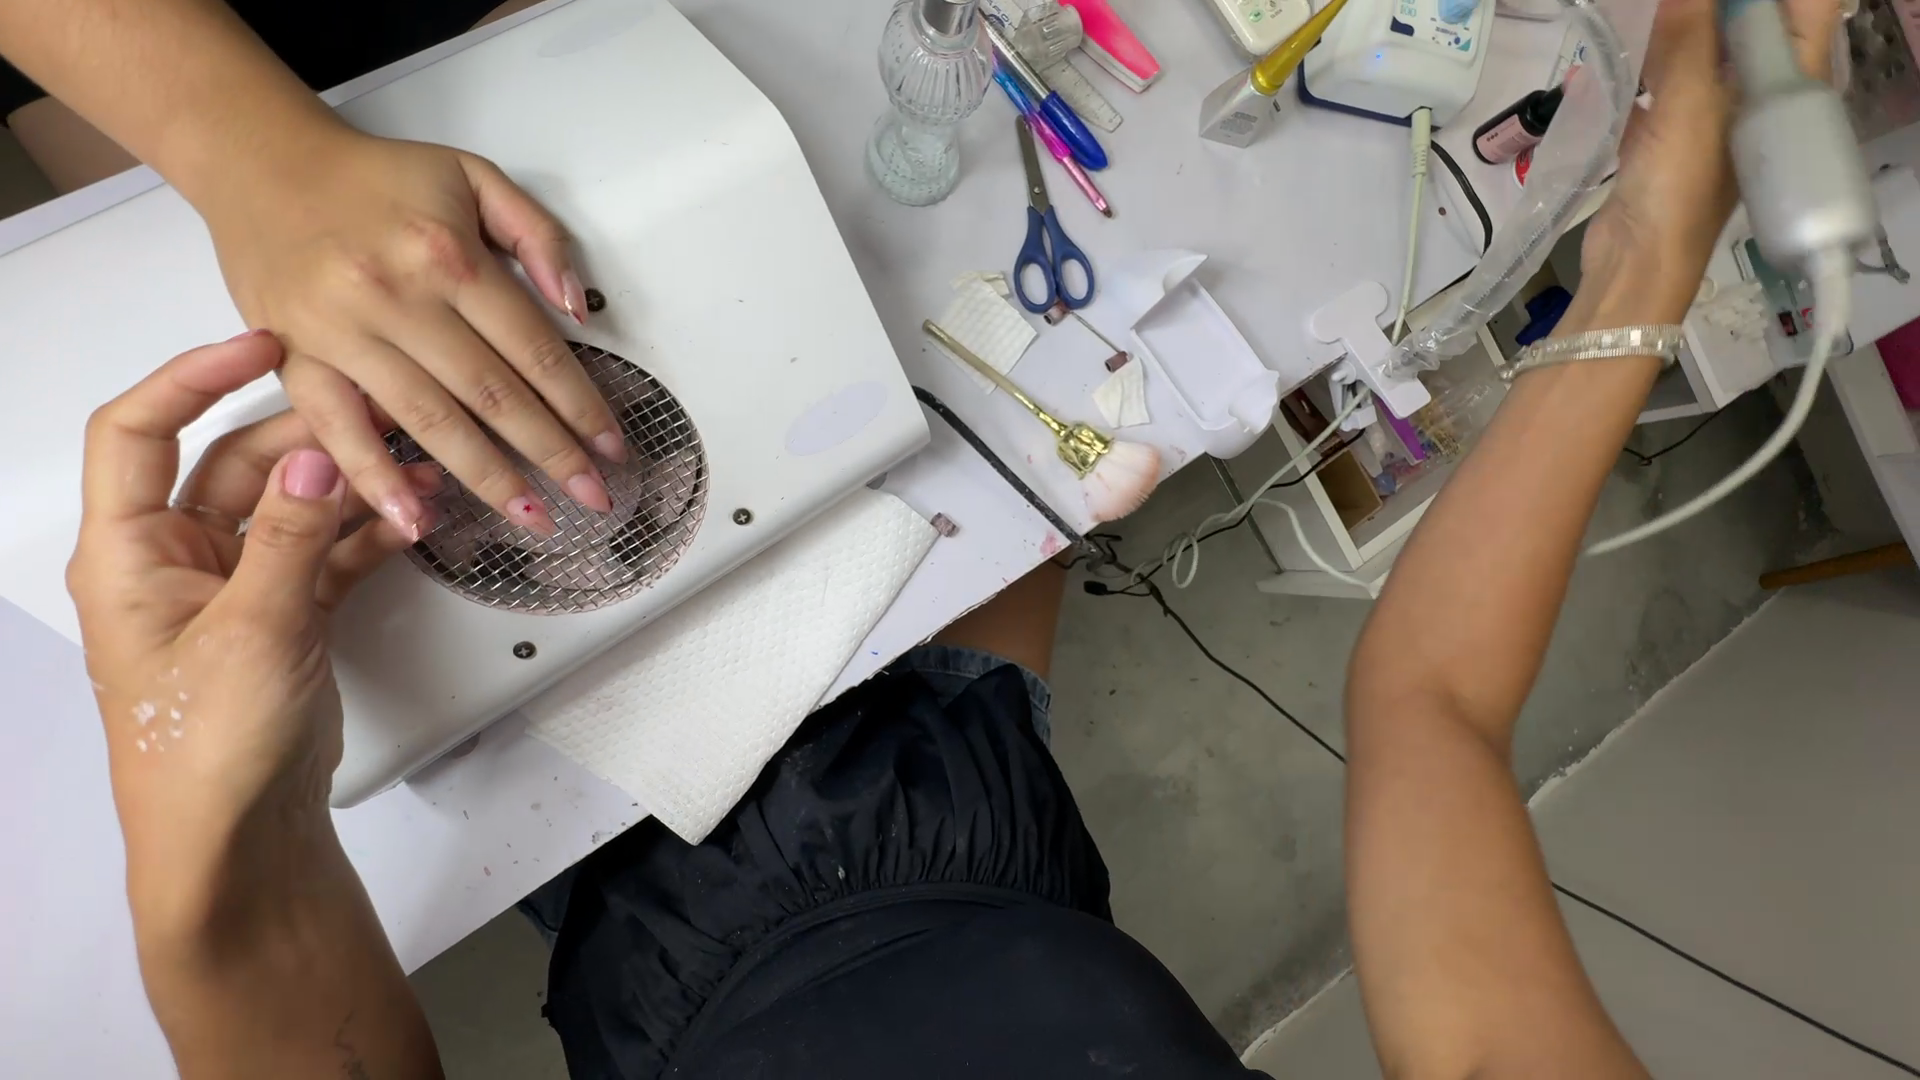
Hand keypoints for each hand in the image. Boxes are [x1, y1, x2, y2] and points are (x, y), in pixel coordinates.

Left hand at [67, 331, 420, 930]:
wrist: (241, 824)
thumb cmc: (207, 743)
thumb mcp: (253, 630)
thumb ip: (290, 540)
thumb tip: (318, 459)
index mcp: (131, 552)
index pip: (137, 432)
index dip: (192, 378)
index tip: (264, 345)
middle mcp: (181, 557)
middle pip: (241, 464)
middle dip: (309, 434)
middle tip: (380, 408)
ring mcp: (245, 582)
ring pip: (300, 506)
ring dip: (356, 484)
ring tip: (420, 459)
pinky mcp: (294, 609)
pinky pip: (335, 549)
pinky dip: (376, 530)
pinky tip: (419, 513)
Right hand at [203, 129, 629, 542]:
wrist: (257, 158)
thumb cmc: (385, 179)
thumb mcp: (478, 180)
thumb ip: (541, 238)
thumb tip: (579, 312)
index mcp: (452, 259)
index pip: (537, 353)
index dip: (582, 407)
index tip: (614, 448)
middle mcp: (398, 300)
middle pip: (495, 397)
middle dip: (554, 455)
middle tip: (596, 499)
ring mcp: (342, 334)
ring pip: (432, 423)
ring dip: (490, 479)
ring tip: (538, 520)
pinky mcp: (294, 357)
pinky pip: (337, 429)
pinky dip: (375, 479)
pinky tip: (417, 523)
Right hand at [1580, 0, 1842, 315]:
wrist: (1636, 259)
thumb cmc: (1678, 184)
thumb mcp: (1690, 103)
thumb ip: (1690, 37)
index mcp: (1786, 76)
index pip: (1800, 5)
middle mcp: (1753, 92)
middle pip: (1745, 27)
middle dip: (1708, 8)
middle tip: (1665, 3)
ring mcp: (1705, 119)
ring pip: (1696, 58)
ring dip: (1672, 36)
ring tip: (1640, 17)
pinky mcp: (1660, 143)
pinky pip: (1657, 94)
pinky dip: (1639, 77)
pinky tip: (1613, 68)